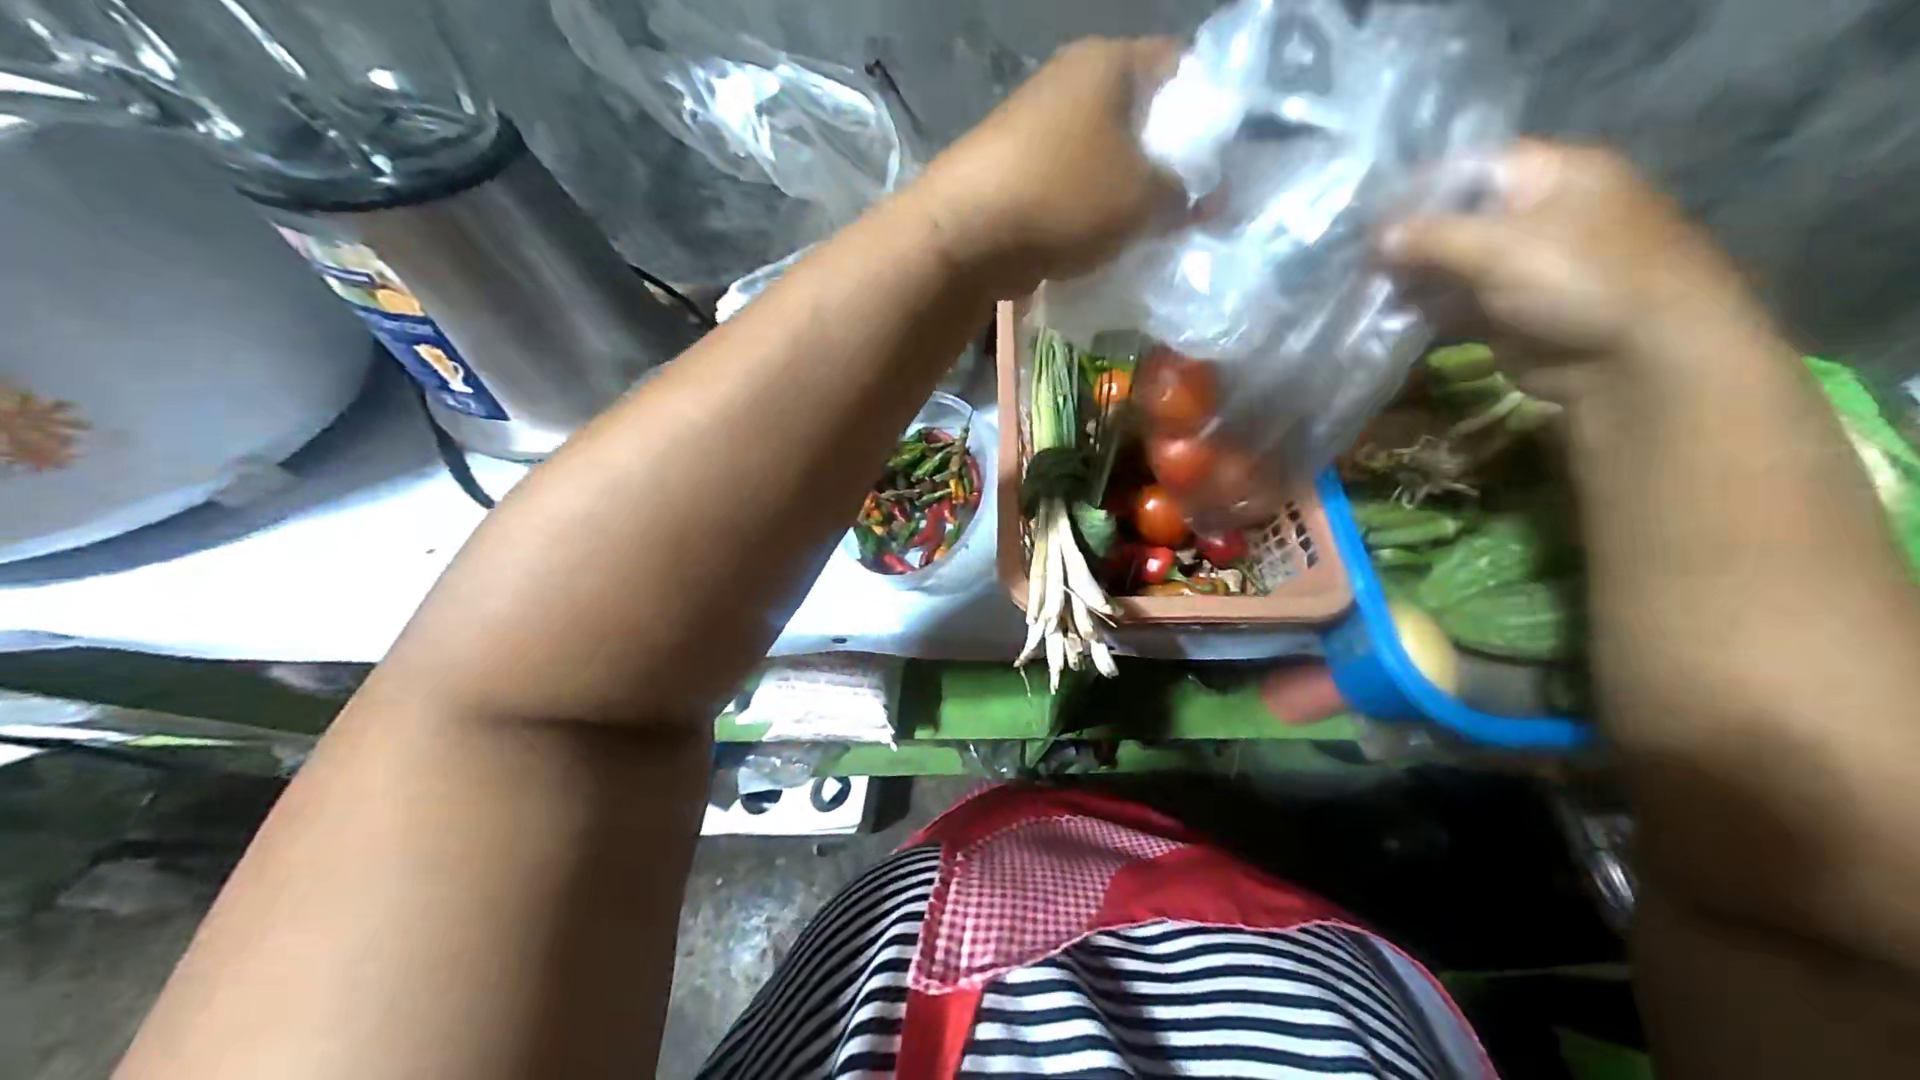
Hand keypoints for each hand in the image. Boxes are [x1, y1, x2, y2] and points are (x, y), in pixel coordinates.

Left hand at [910, 37, 1184, 295]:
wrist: (964, 236)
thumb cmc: (1064, 198)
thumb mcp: (1143, 197)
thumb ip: (1184, 190)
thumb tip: (1198, 195)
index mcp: (1108, 61)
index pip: (1179, 65)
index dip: (1209, 111)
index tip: (1220, 161)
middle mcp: (1067, 81)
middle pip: (1137, 113)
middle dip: (1165, 159)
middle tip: (1186, 205)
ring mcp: (1032, 125)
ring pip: (1100, 153)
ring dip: (1123, 190)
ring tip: (1142, 232)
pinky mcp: (1010, 170)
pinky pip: (1066, 183)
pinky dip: (1085, 208)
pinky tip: (1095, 241)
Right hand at [1383, 141, 1773, 395]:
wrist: (1633, 358)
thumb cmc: (1581, 280)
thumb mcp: (1502, 248)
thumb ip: (1432, 238)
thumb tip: (1375, 238)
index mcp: (1551, 177)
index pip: (1470, 169)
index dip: (1417, 191)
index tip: (1368, 218)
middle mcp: (1533, 216)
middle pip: (1453, 219)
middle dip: (1406, 241)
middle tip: (1357, 262)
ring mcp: (1518, 267)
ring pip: (1447, 266)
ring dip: (1408, 279)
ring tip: (1364, 291)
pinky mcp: (1504, 311)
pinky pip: (1452, 304)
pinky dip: (1421, 310)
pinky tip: (1387, 316)